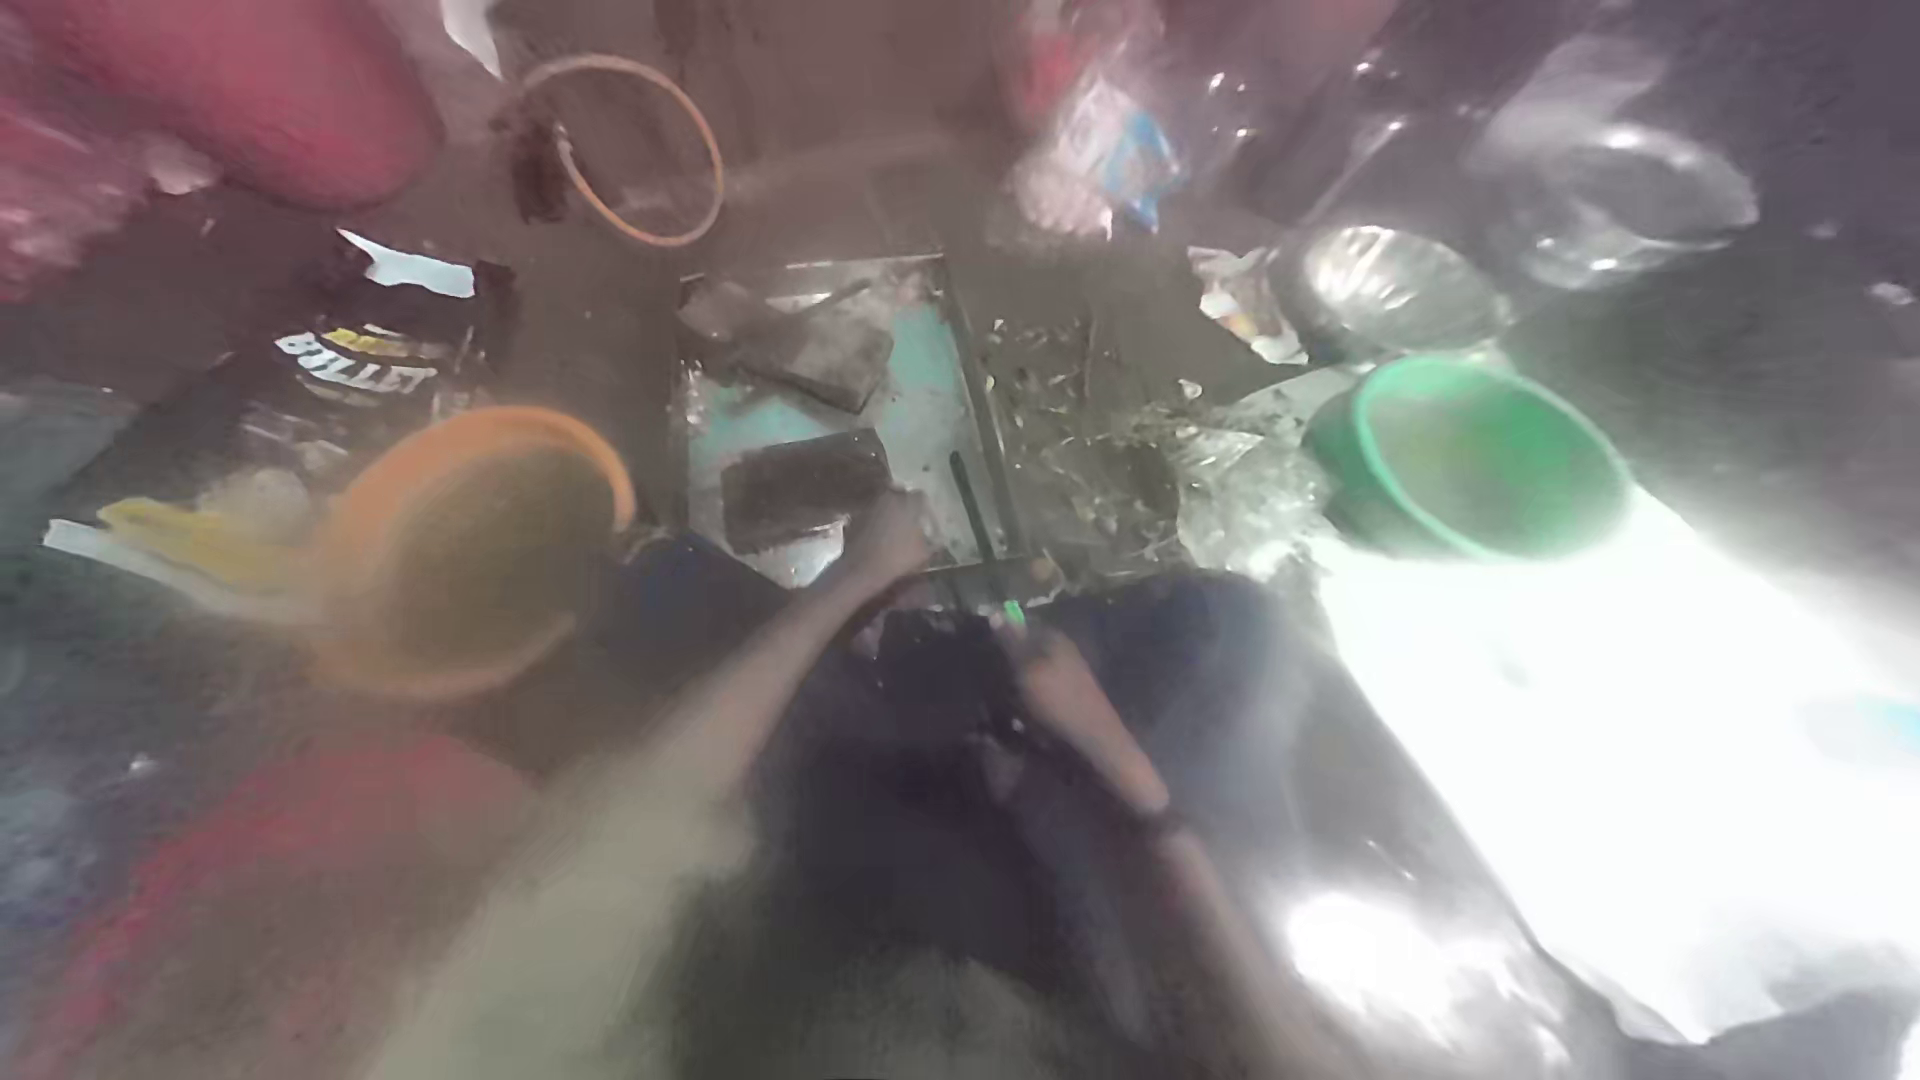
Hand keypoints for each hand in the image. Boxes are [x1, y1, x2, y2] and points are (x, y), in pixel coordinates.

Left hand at [834, 488, 932, 596]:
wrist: (863, 568)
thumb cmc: (898, 558)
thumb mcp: (924, 553)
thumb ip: (932, 541)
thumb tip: (936, 538)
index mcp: (908, 502)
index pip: (921, 497)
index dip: (924, 509)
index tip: (926, 520)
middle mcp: (888, 497)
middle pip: (899, 494)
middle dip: (904, 505)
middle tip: (908, 520)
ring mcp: (869, 505)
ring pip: (882, 503)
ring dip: (887, 512)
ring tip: (891, 528)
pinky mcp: (855, 516)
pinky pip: (869, 514)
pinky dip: (873, 521)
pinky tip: (876, 535)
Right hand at [994, 620, 1169, 817]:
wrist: (1094, 747)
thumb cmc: (1059, 702)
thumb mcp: (1027, 668)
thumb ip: (1011, 640)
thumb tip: (995, 611)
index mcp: (1055, 639)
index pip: (1021, 622)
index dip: (1000, 631)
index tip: (979, 645)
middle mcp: (1061, 652)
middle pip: (1023, 648)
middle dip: (1004, 660)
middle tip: (984, 674)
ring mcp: (1064, 677)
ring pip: (1026, 672)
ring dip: (1010, 684)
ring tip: (995, 698)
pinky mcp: (1063, 701)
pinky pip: (1034, 693)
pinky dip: (1022, 700)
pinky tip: (1013, 714)